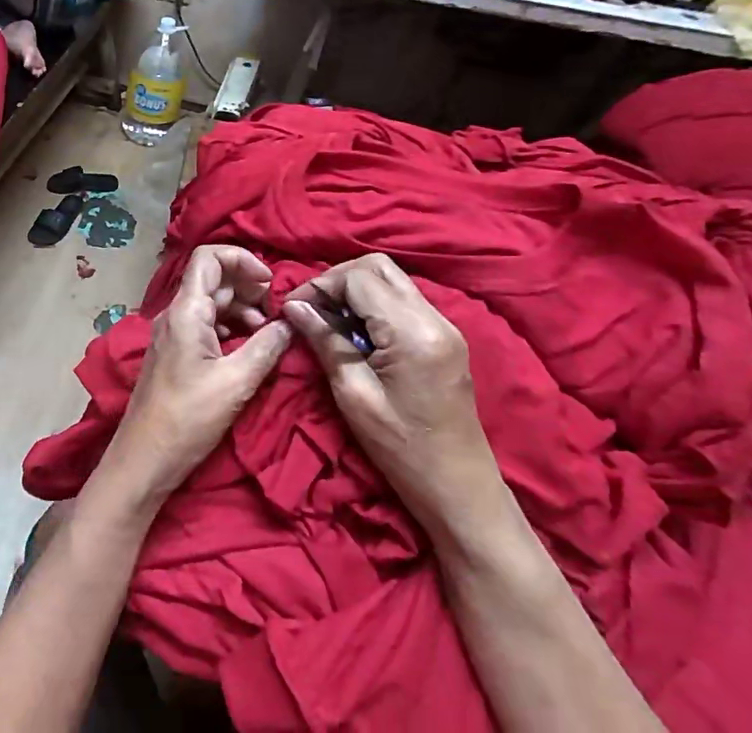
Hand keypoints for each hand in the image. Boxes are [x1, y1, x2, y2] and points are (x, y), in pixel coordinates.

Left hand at [100, 246, 293, 505]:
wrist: (144, 459)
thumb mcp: (236, 381)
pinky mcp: (176, 352)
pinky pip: (207, 324)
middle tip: (277, 311)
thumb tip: (291, 321)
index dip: (242, 259)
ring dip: (242, 309)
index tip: (269, 283)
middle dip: (249, 287)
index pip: (209, 257)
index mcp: (186, 310)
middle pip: (214, 278)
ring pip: (212, 302)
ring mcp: (174, 333)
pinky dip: (231, 327)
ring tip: (268, 333)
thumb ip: (267, 345)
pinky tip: (249, 347)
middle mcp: (176, 314)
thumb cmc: (188, 418)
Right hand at [282, 254, 503, 534]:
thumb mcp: (353, 396)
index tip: (294, 310)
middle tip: (312, 310)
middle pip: (379, 267)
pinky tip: (356, 332)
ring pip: (392, 279)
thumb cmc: (400, 449)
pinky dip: (374, 303)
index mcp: (412, 331)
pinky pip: (403, 299)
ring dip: (356, 289)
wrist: (457, 485)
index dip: (320, 285)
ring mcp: (444, 324)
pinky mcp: (445, 336)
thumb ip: (326, 342)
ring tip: (330, 321)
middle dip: (338, 279)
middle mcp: (434, 317)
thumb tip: (295, 308)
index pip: (359, 277)